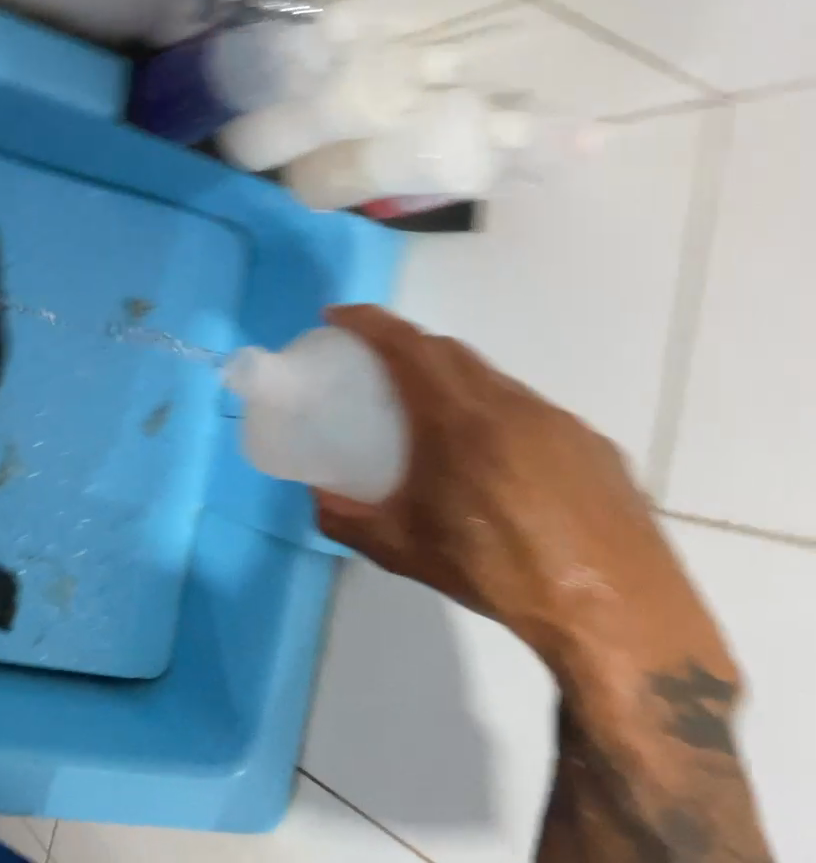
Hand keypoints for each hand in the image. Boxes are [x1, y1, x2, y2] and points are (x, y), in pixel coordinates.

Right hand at [312, 305, 714, 672]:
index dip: (370, 323)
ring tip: (431, 416)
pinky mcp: (598, 450)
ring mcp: (564, 426)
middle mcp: (516, 409)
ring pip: (495, 381)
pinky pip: (533, 413)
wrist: (621, 622)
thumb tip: (318, 497)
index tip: (338, 317)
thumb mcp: (401, 550)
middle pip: (452, 353)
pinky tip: (492, 461)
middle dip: (406, 345)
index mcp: (461, 424)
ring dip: (453, 380)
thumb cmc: (497, 575)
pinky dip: (496, 414)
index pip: (409, 348)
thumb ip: (345, 518)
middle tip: (373, 364)